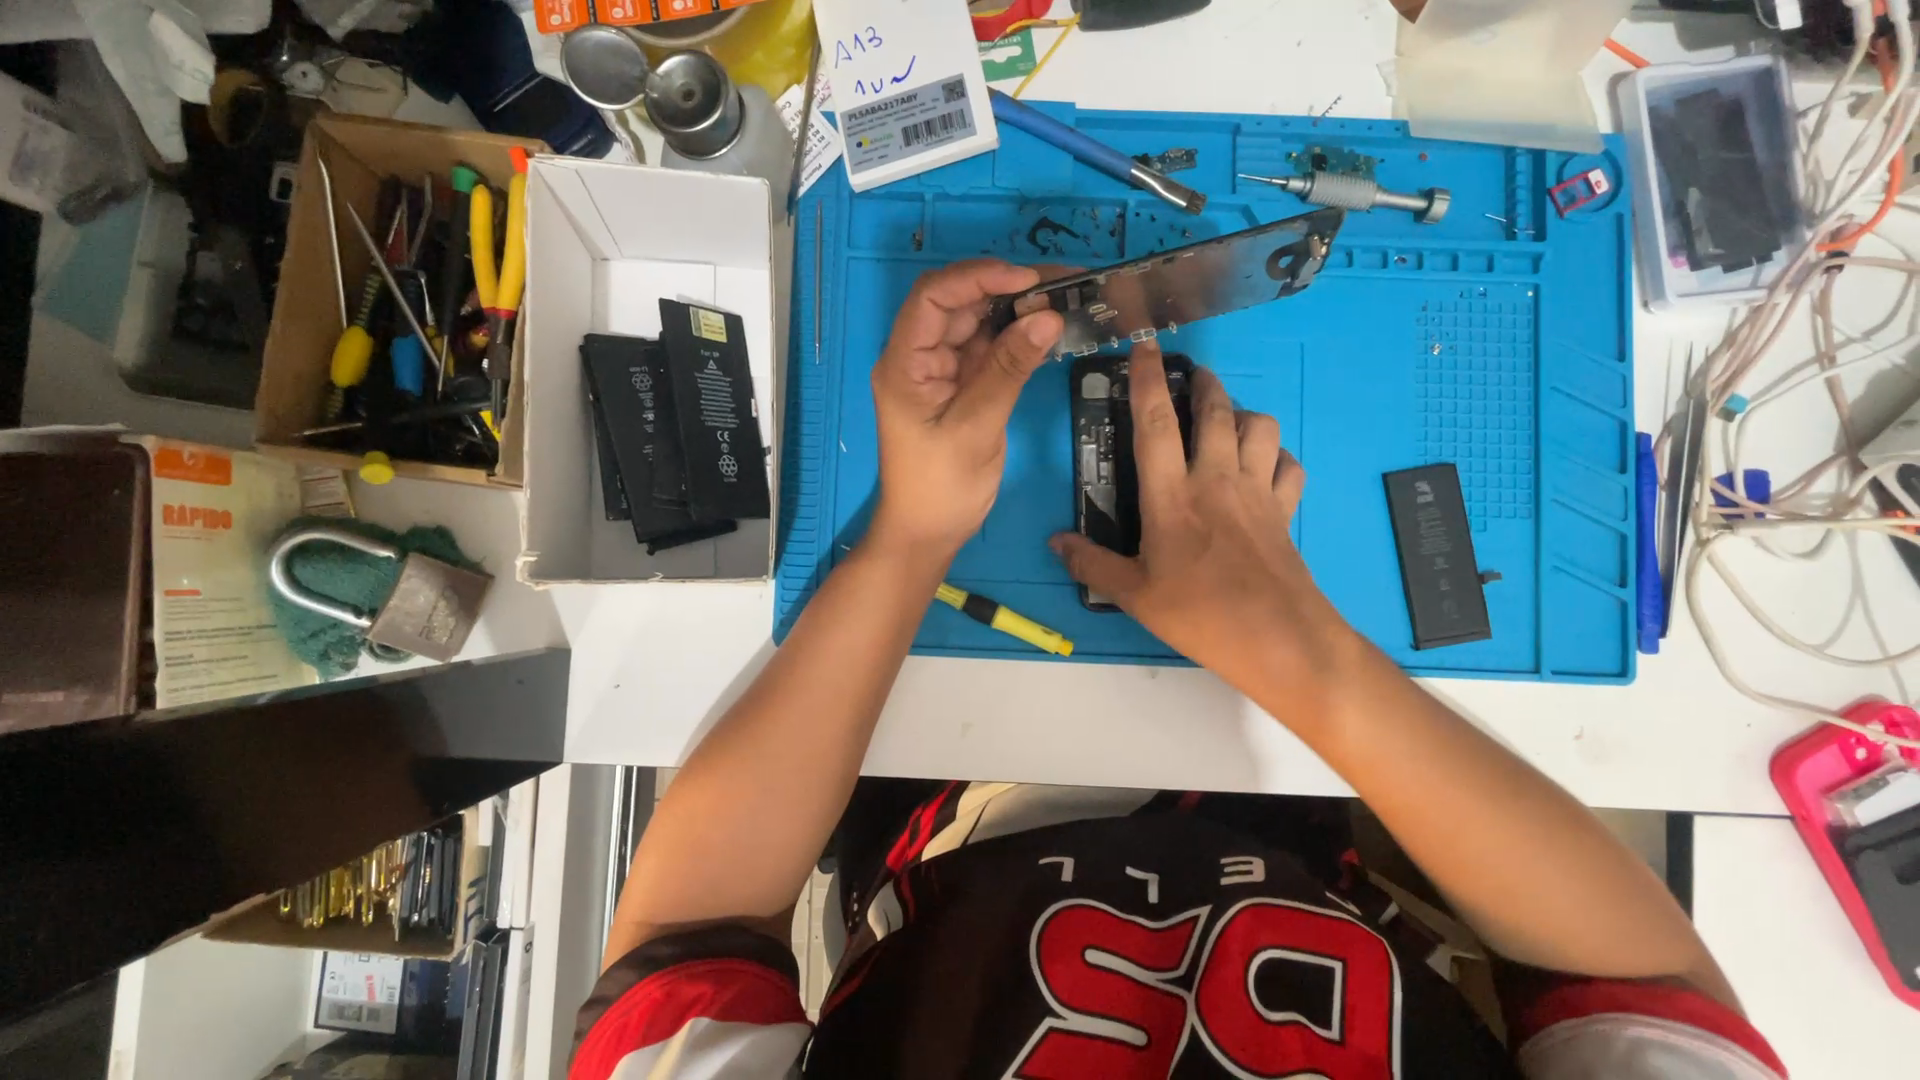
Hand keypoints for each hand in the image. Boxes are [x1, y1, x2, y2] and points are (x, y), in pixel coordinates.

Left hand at [869, 259, 1064, 557]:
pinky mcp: (964, 385)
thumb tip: (1048, 317)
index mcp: (904, 362)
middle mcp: (920, 357)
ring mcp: (943, 370)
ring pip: (980, 324)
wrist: (929, 532)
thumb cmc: (939, 487)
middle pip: (960, 304)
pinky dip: (1019, 339)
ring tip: (1068, 297)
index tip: (1027, 279)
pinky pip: (992, 350)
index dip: (977, 277)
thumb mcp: (976, 427)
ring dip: (1019, 310)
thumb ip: (1009, 369)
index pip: (933, 297)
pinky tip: (1053, 329)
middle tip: (1063, 282)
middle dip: (1007, 288)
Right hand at [1050, 342, 1360, 706]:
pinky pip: (1289, 465)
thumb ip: (1092, 564)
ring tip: (1226, 417)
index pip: (1156, 423)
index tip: (1144, 347)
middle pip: (1215, 411)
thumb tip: (1055, 542)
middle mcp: (1217, 479)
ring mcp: (1257, 492)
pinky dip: (1277, 455)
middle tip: (1192, 373)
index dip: (1147, 380)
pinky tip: (1265, 464)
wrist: (1279, 640)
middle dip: (1203, 382)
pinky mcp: (1285, 510)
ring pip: (1260, 427)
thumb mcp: (1134, 595)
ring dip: (1242, 412)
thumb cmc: (1200, 615)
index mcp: (1172, 495)